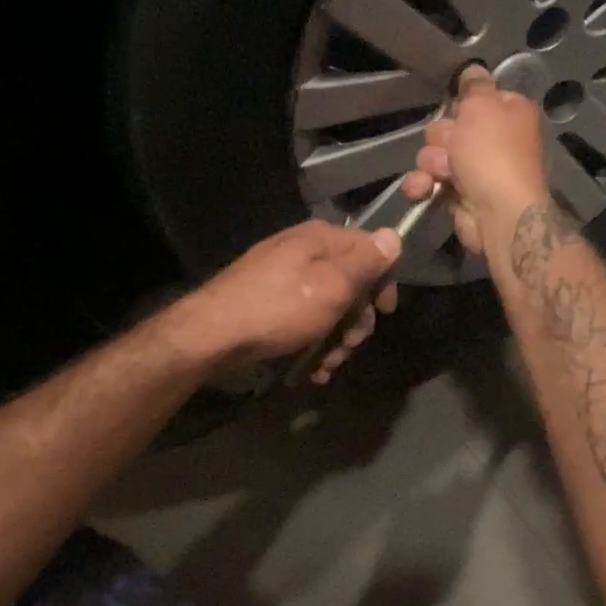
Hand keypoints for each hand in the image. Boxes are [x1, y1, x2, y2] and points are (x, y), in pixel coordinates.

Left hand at [169, 221, 401, 381]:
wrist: (211, 337)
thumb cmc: (279, 308)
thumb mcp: (331, 285)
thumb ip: (365, 262)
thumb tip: (393, 235)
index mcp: (320, 239)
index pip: (370, 249)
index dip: (383, 281)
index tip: (385, 311)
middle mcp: (303, 252)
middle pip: (350, 284)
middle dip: (356, 320)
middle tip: (350, 344)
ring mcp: (284, 279)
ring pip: (329, 309)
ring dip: (336, 341)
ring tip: (327, 365)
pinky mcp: (270, 306)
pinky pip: (304, 321)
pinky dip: (313, 346)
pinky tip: (312, 370)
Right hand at [401, 64, 548, 255]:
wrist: (498, 214)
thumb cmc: (493, 154)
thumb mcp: (483, 106)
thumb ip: (474, 85)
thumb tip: (473, 69)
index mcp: (510, 113)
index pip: (477, 97)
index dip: (463, 105)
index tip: (459, 111)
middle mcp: (495, 140)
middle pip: (448, 125)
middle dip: (443, 137)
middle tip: (454, 147)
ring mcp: (476, 169)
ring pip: (433, 153)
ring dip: (432, 162)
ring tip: (444, 173)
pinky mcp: (459, 194)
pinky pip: (428, 180)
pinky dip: (423, 184)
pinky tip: (426, 188)